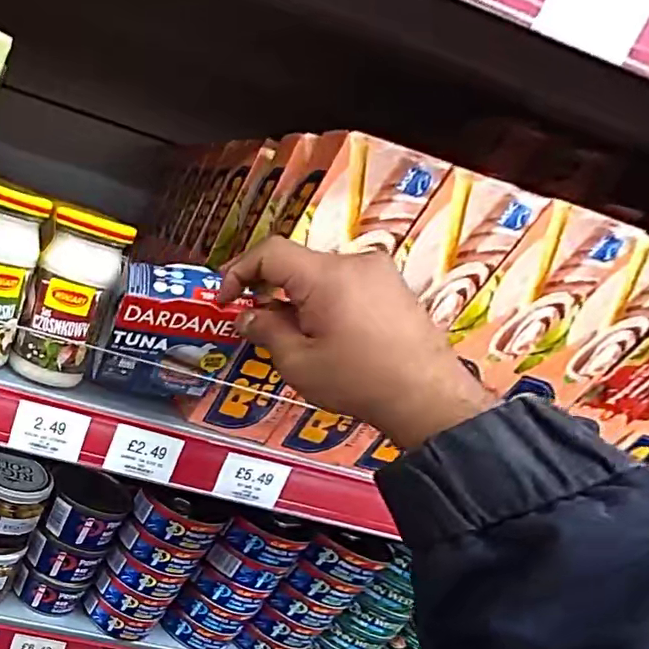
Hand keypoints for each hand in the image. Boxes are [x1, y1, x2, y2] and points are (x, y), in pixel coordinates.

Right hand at [217, 237, 495, 448]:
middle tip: (247, 320)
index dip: (237, 271)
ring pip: (315, 275)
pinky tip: (313, 333)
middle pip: (293, 263)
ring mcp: (376, 273)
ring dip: (290, 298)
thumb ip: (265, 330)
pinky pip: (340, 283)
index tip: (224, 298)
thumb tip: (247, 317)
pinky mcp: (389, 287)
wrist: (424, 395)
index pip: (269, 252)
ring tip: (282, 335)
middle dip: (263, 289)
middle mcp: (354, 264)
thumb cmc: (361, 380)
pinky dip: (316, 301)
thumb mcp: (296, 361)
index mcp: (327, 277)